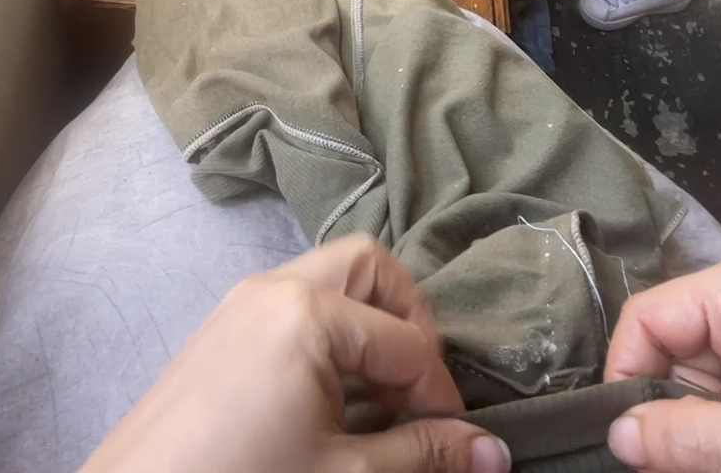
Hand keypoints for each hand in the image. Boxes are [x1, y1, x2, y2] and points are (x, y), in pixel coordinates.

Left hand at [81, 236, 511, 472]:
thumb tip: (494, 454)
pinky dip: (331, 327)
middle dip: (408, 318)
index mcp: (309, 311)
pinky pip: (298, 297)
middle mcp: (277, 283)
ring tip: (378, 393)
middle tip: (416, 389)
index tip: (456, 443)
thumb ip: (422, 455)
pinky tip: (331, 390)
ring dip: (369, 321)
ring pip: (332, 275)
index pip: (406, 341)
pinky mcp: (226, 319)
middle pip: (369, 265)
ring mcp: (245, 296)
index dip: (441, 394)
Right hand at [603, 251, 720, 472]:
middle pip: (666, 358)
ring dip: (695, 443)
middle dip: (665, 420)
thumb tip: (614, 434)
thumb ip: (701, 440)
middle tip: (672, 472)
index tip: (624, 447)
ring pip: (693, 396)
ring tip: (708, 468)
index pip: (648, 320)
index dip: (627, 379)